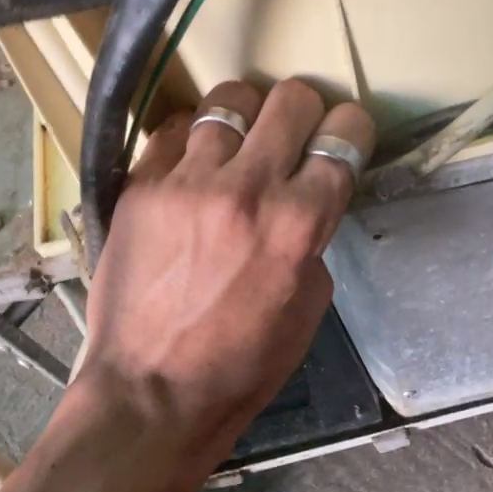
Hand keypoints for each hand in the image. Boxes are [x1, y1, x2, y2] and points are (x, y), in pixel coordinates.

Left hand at [79, 78, 373, 468]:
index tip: (344, 138)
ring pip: (230, 101)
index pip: (342, 139)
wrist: (152, 391)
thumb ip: (313, 241)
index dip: (352, 131)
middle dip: (305, 112)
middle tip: (297, 135)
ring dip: (248, 119)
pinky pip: (175, 131)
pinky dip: (195, 141)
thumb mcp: (309, 306)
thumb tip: (306, 205)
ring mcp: (187, 182)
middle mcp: (247, 189)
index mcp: (298, 225)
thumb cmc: (242, 364)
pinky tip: (196, 166)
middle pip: (291, 100)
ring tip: (241, 144)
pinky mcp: (140, 186)